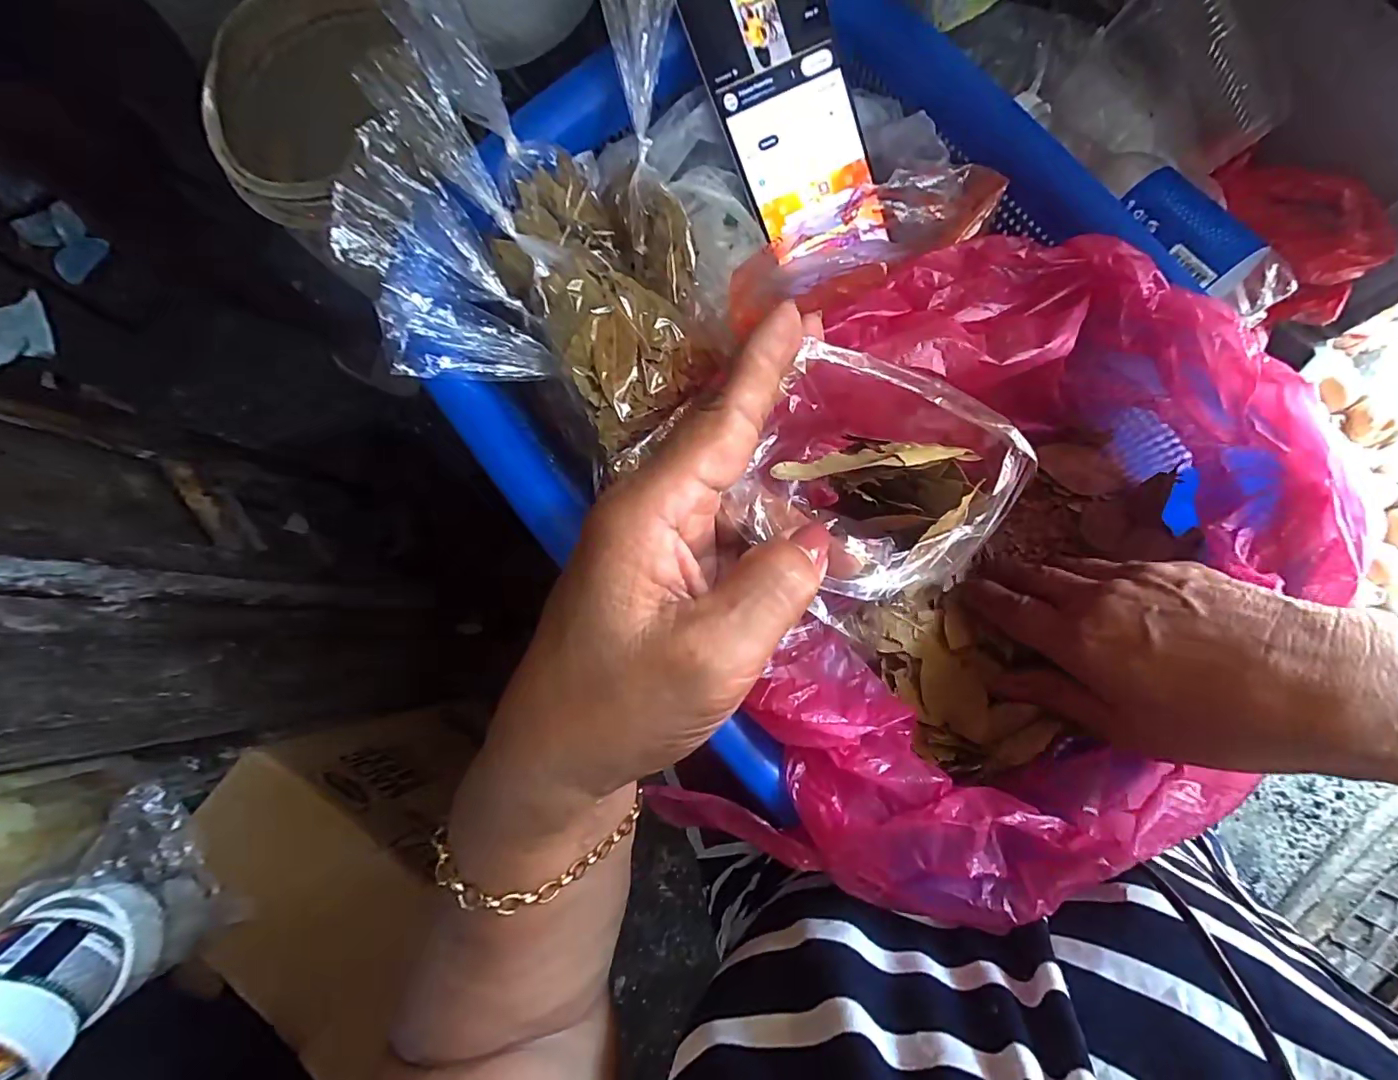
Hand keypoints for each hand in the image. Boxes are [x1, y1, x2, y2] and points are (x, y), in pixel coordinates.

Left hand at [480, 303, 830, 807]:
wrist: (558, 761)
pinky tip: (805, 546)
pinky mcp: (667, 579)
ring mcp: (658, 548)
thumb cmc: (620, 708)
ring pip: (733, 498)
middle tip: (833, 364)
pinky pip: (728, 539)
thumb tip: (819, 539)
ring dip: (782, 494)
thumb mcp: (709, 657)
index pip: (717, 424)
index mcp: (649, 513)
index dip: (761, 367)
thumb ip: (772, 590)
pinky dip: (767, 537)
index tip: (795, 310)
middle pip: (725, 448)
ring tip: (839, 495)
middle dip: (777, 407)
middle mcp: (651, 515)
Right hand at [959, 558, 1397, 775]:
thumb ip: (1057, 696)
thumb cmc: (1217, 723)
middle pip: (1034, 577)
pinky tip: (1088, 578)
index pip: (1010, 609)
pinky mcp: (1173, 565)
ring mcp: (1136, 573)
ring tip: (1026, 576)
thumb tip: (1001, 680)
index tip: (958, 593)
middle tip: (981, 577)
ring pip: (1070, 565)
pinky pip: (1109, 563)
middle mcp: (1096, 595)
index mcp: (1078, 639)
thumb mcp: (1126, 727)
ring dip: (1041, 571)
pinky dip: (1083, 569)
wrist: (1320, 680)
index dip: (979, 600)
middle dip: (1002, 577)